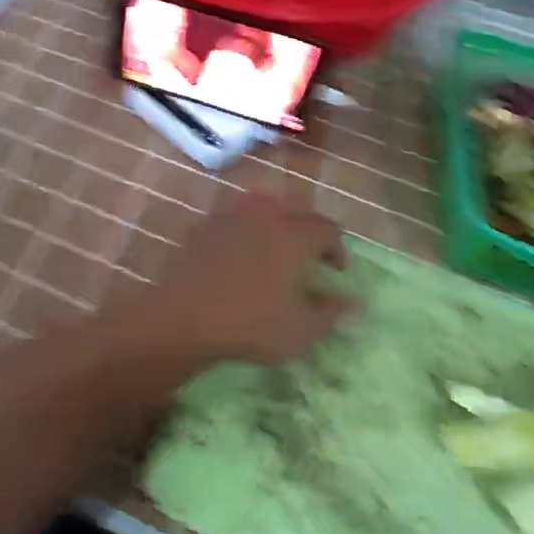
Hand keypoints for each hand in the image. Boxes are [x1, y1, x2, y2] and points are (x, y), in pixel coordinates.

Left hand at [122, 190, 351, 367]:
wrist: (185, 318)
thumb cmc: (251, 324)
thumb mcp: (302, 329)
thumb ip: (331, 313)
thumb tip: (348, 301)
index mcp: (295, 234)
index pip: (327, 229)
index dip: (336, 249)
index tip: (335, 271)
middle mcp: (263, 215)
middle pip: (295, 207)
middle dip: (308, 227)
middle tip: (308, 253)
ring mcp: (228, 217)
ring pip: (260, 204)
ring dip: (274, 219)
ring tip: (275, 244)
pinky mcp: (201, 228)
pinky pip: (230, 216)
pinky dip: (242, 226)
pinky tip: (239, 250)